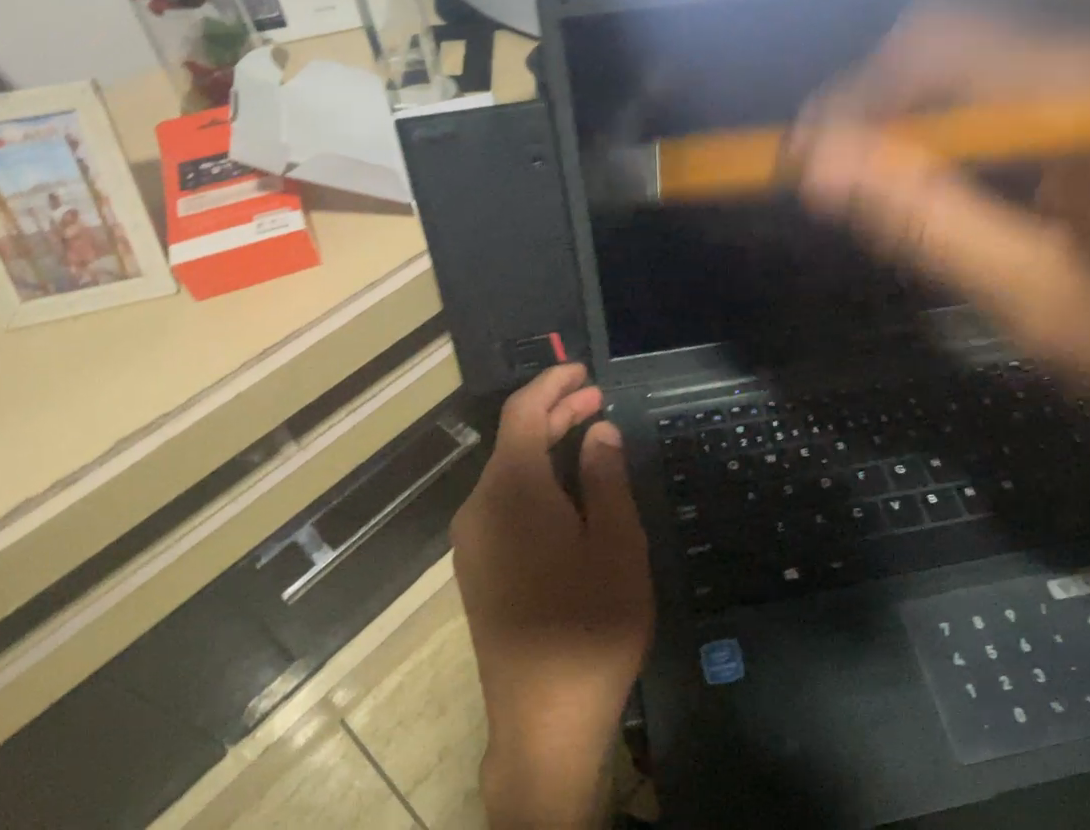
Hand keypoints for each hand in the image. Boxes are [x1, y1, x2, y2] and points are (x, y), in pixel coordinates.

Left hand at [450, 364, 653, 826]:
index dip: (552, 384)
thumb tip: (597, 431)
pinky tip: (567, 493)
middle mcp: (479, 508)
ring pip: (507, 473)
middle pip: (513, 441)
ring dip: (546, 448)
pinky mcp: (477, 570)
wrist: (543, 719)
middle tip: (599, 401)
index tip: (585, 370)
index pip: (522, 414)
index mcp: (512, 492)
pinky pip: (502, 503)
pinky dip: (534, 481)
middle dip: (554, 414)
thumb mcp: (616, 545)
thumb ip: (604, 478)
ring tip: (590, 439)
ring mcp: (473, 542)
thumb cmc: (590, 625)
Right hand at [795, 7, 1089, 460]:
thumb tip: (822, 166)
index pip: (944, 49)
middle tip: (840, 182)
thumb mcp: (1043, 304)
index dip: (855, 97)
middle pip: (963, 44)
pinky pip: (1030, 82)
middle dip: (883, 110)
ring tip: (887, 187)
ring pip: (990, 60)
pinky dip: (973, 126)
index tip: (804, 157)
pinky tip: (959, 179)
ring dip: (924, 119)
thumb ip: (931, 227)